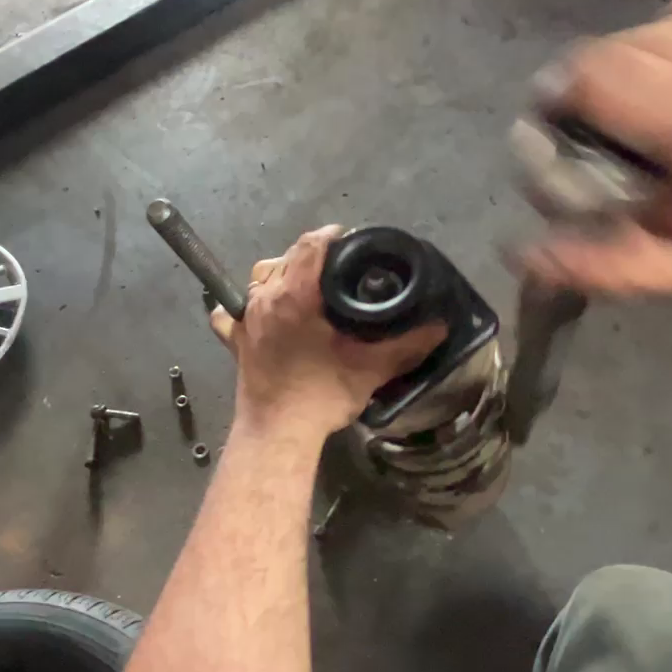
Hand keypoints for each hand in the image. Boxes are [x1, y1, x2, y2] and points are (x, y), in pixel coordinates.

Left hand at [211, 226, 447, 435]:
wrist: (279, 433)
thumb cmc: (322, 396)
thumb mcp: (371, 369)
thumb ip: (407, 344)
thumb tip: (439, 327)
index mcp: (296, 295)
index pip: (311, 245)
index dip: (333, 237)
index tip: (352, 243)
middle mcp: (266, 298)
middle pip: (287, 257)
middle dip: (312, 256)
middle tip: (340, 270)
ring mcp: (246, 318)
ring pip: (261, 277)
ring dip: (282, 274)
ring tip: (307, 287)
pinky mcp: (236, 340)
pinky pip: (233, 309)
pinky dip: (248, 304)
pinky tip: (263, 312)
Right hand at [522, 0, 671, 295]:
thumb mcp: (671, 267)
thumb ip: (595, 263)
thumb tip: (523, 251)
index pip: (591, 72)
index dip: (560, 98)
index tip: (563, 127)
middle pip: (617, 46)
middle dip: (604, 89)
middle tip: (626, 129)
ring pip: (654, 24)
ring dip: (647, 67)